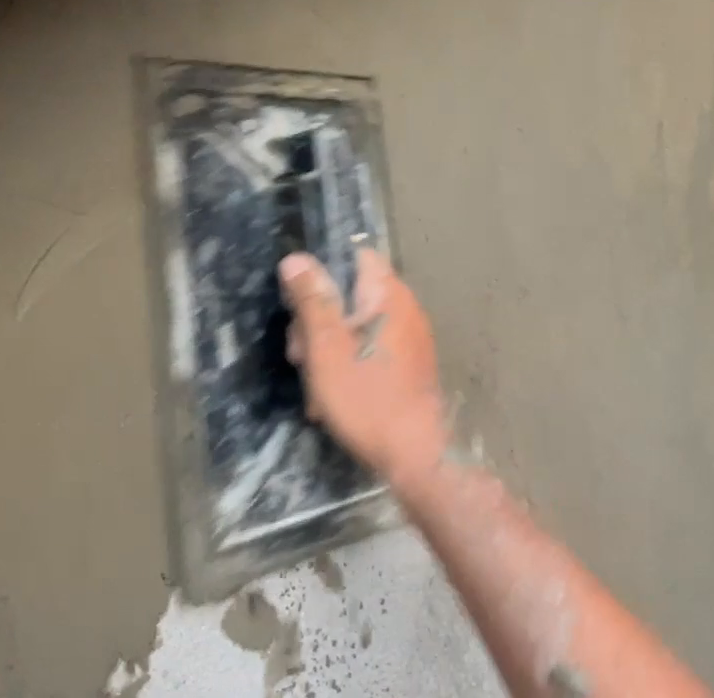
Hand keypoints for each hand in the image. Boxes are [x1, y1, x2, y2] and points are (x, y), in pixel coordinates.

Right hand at [280, 248, 448, 489]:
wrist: (417, 458)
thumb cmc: (366, 396)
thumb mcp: (325, 345)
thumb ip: (311, 298)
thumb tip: (296, 258)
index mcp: (387, 295)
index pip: (353, 256)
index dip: (320, 270)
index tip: (297, 300)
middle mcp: (403, 309)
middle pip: (348, 294)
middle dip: (316, 320)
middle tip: (298, 354)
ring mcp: (409, 339)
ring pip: (354, 326)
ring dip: (327, 348)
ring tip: (313, 384)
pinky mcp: (408, 367)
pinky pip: (368, 350)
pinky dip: (347, 365)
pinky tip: (331, 397)